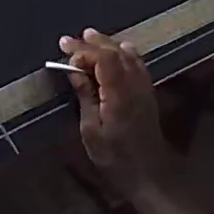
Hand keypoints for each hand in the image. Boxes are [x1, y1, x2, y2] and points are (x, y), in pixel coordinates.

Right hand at [60, 29, 177, 195]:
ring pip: (128, 56)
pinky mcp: (148, 95)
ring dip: (108, 45)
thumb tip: (74, 71)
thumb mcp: (91, 131)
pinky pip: (137, 65)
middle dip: (92, 43)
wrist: (149, 176)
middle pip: (116, 53)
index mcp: (119, 95)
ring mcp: (145, 89)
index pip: (104, 59)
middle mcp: (135, 86)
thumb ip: (85, 97)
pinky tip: (119, 49)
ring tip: (89, 37)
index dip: (83, 50)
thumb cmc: (115, 159)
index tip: (64, 48)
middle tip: (70, 39)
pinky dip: (125, 54)